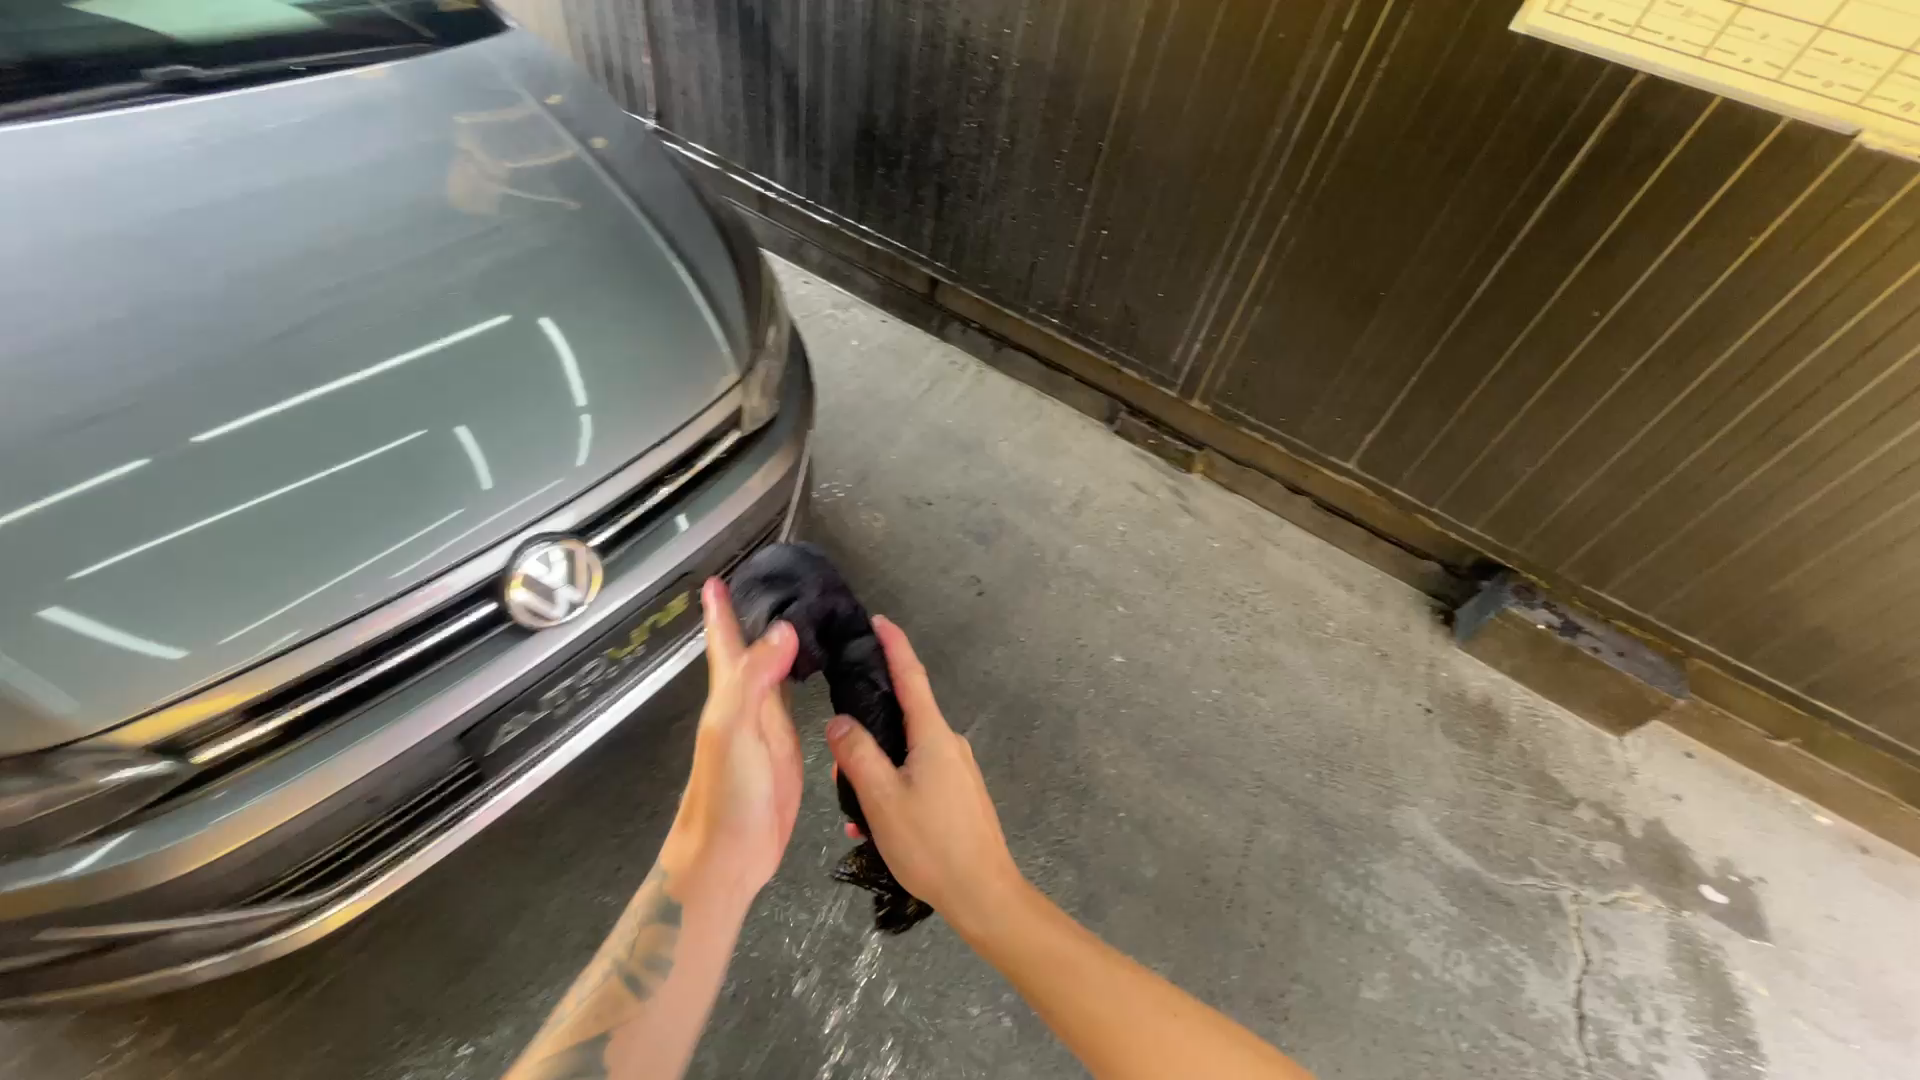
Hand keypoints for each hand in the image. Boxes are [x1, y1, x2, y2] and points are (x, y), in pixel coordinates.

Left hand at [661, 578, 802, 903]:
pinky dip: (802, 675)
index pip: (725, 641)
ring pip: (775, 669)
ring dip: (782, 641)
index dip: (720, 609)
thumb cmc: (726, 793)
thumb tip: (785, 628)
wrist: (730, 857)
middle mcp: (748, 701)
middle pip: (752, 648)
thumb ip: (754, 679)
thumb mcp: (734, 730)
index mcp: (730, 693)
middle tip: (781, 582)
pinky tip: (817, 666)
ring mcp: (769, 723)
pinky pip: (795, 698)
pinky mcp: (789, 744)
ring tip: (803, 612)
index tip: (720, 575)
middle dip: (758, 614)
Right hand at [825, 616, 1026, 937]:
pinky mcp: (960, 794)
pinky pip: (918, 778)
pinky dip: (894, 791)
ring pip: (907, 755)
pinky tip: (876, 826)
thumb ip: (857, 755)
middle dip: (868, 733)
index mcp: (933, 735)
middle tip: (840, 766)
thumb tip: (839, 721)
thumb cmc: (931, 843)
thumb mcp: (882, 800)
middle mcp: (949, 743)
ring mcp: (958, 770)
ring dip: (877, 772)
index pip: (911, 675)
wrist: (984, 893)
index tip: (880, 621)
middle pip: (903, 720)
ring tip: (855, 811)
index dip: (895, 645)